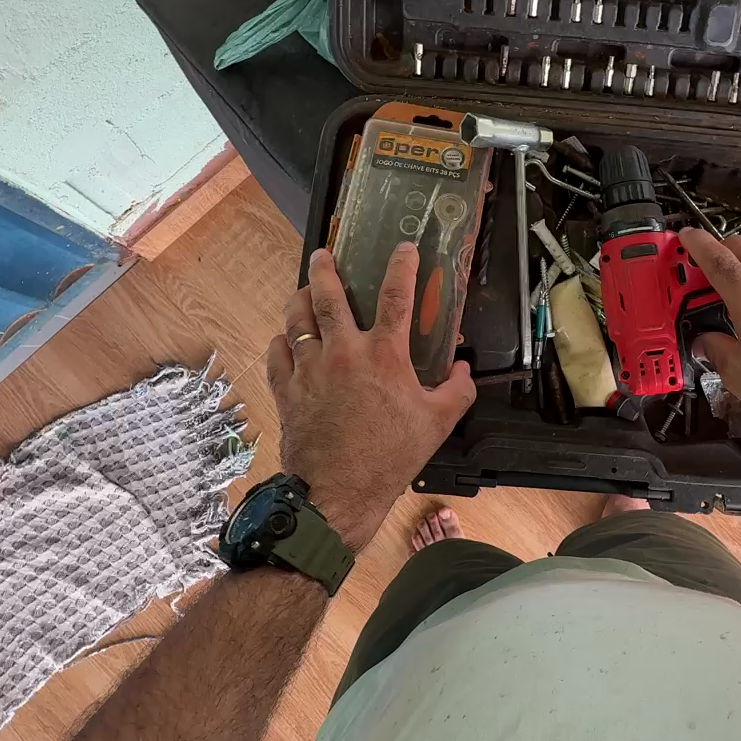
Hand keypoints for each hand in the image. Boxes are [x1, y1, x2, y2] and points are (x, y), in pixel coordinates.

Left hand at [265, 244, 475, 551]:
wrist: (338, 493)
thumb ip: (457, 390)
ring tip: (301, 290)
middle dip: (325, 269)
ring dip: (298, 300)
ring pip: (296, 320)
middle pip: (328, 297)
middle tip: (323, 255)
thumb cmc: (391, 456)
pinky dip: (282, 341)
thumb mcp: (439, 423)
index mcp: (384, 355)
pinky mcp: (287, 391)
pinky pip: (277, 354)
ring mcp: (309, 370)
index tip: (404, 247)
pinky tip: (286, 339)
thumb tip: (462, 368)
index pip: (396, 297)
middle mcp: (343, 352)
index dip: (402, 266)